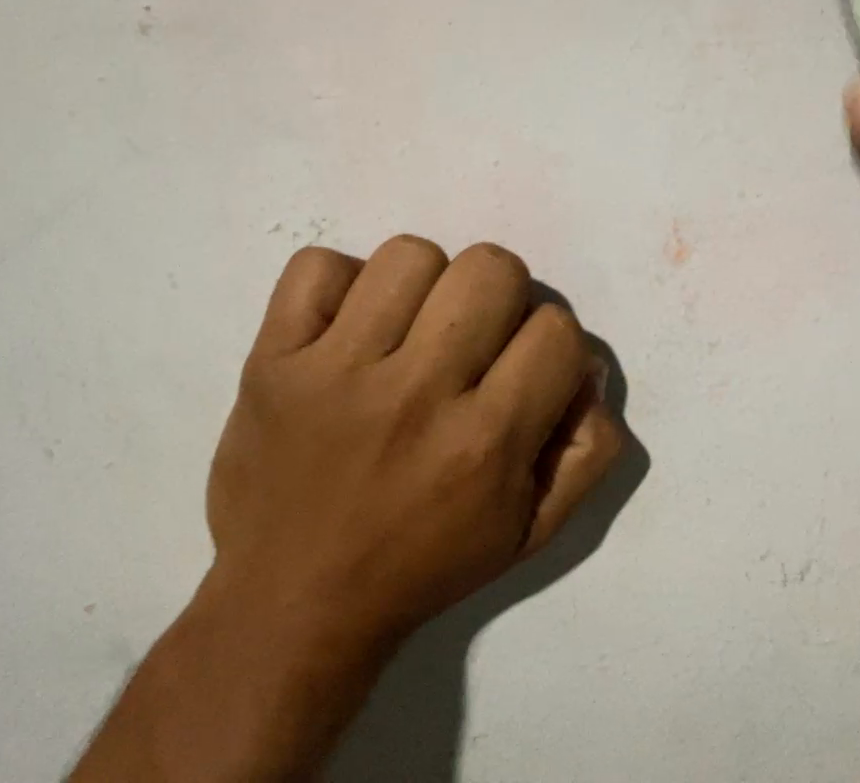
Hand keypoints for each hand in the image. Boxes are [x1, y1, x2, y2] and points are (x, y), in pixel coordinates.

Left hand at [205, 236, 622, 650]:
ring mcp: (336, 372)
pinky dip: (341, 285)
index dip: (553, 345)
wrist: (293, 605)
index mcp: (487, 441)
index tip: (525, 373)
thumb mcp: (534, 530)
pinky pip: (316, 266)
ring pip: (411, 255)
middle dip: (502, 299)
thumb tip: (589, 369)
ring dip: (427, 287)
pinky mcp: (270, 360)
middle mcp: (416, 395)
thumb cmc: (426, 566)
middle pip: (492, 268)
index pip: (557, 329)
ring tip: (410, 334)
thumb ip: (589, 451)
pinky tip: (349, 330)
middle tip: (475, 343)